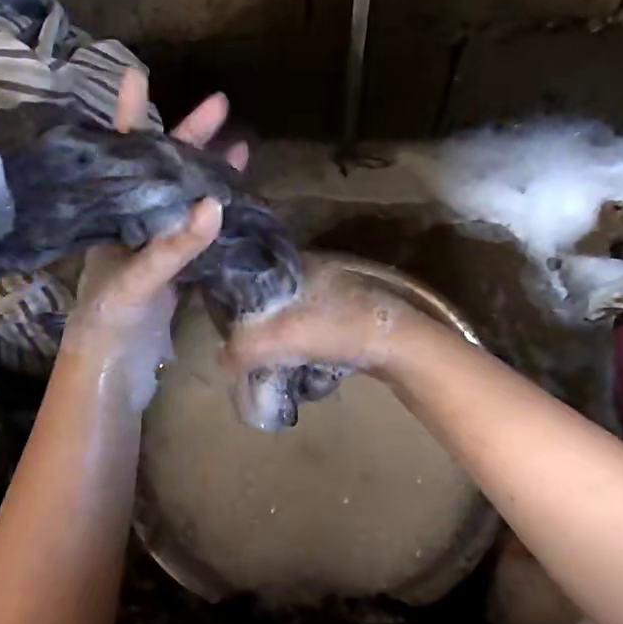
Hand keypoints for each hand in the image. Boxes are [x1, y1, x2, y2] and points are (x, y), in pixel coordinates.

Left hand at [61, 70, 243, 396]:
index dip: (127, 112)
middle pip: (159, 166)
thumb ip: (173, 245)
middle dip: (187, 135)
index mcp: (111, 211)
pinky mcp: (170, 264)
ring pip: (181, 194)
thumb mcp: (138, 279)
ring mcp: (151, 240)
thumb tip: (215, 203)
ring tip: (239, 145)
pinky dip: (214, 213)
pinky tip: (234, 200)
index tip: (136, 72)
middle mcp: (130, 218)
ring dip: (208, 171)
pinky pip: (195, 227)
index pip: (118, 151)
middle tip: (220, 103)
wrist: (111, 366)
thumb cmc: (110, 318)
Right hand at [220, 255, 432, 378]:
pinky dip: (300, 340)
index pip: (251, 269)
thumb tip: (220, 360)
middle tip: (243, 344)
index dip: (233, 291)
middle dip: (256, 318)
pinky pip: (312, 323)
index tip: (222, 316)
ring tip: (267, 356)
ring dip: (279, 332)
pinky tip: (297, 359)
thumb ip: (242, 349)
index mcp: (295, 263)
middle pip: (270, 293)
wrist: (402, 345)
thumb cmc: (338, 330)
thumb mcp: (280, 339)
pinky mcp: (351, 313)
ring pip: (292, 310)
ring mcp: (336, 290)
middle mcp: (314, 269)